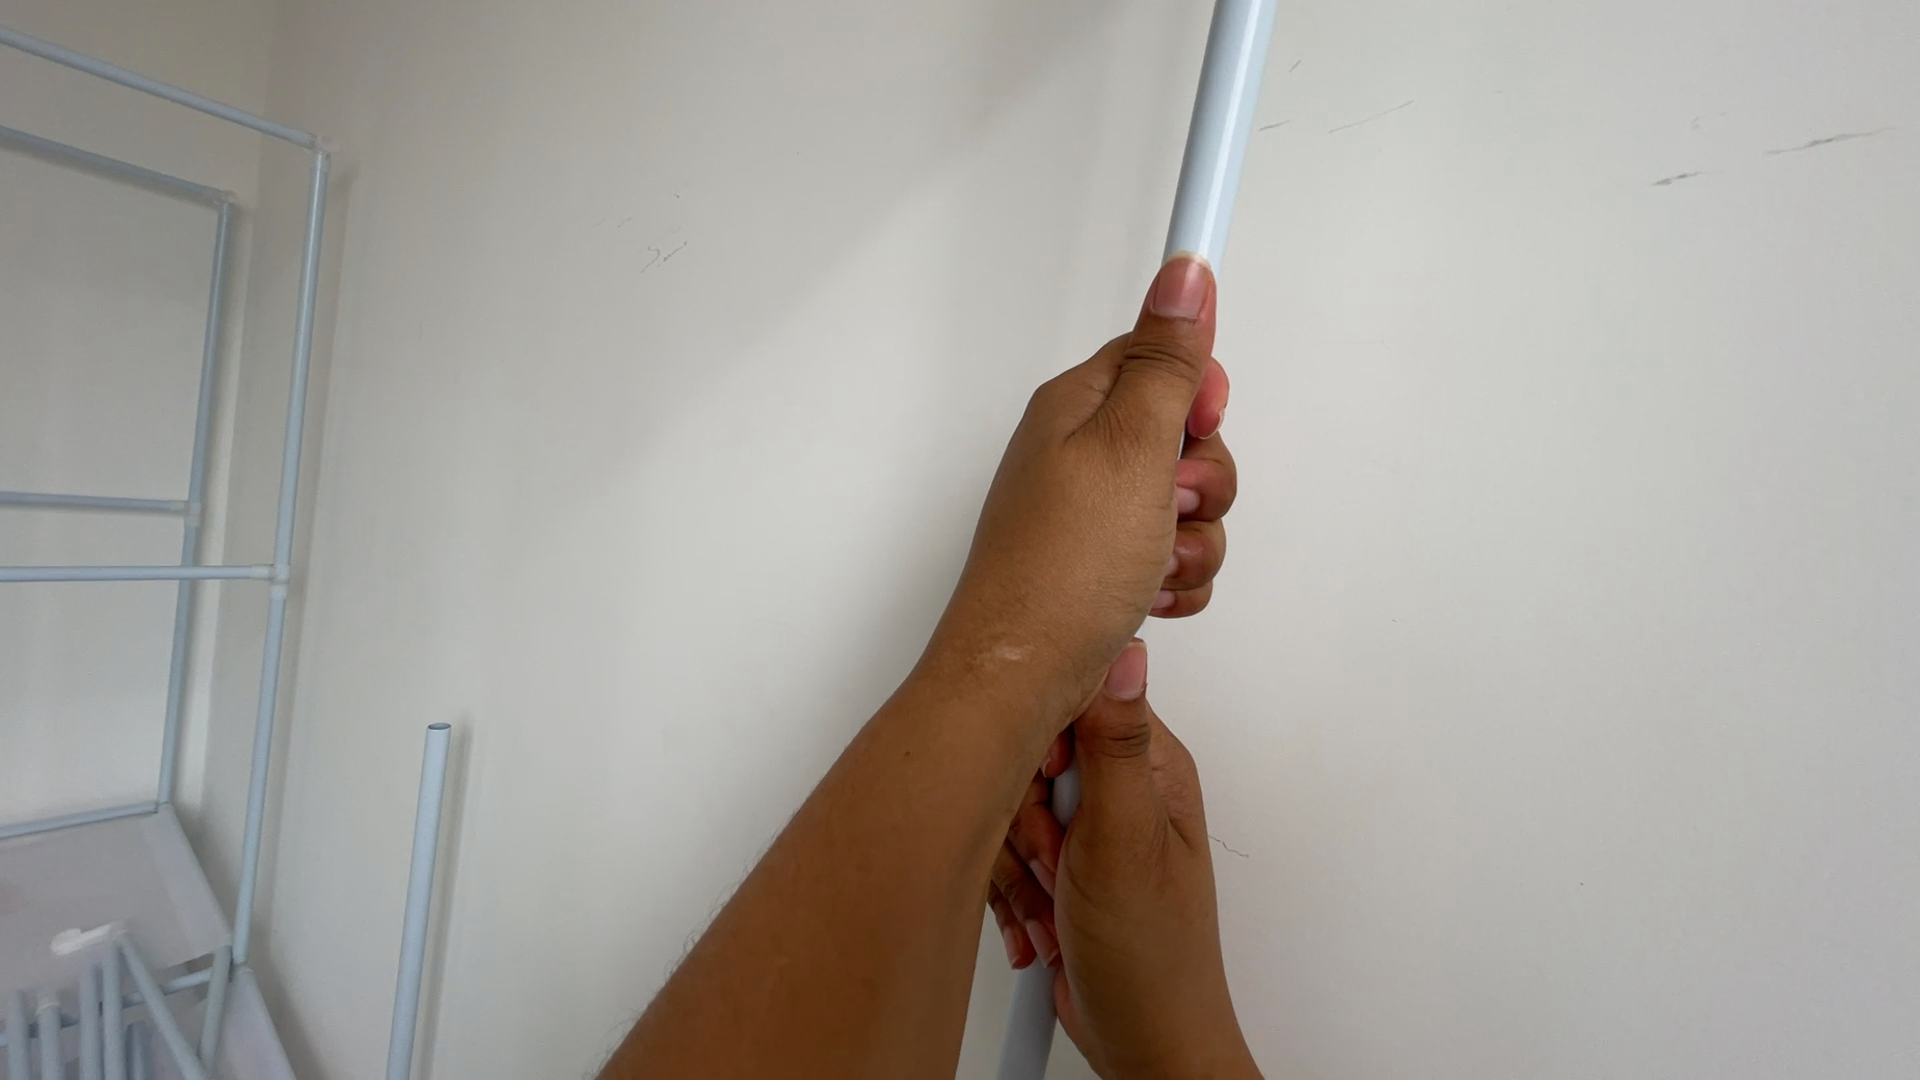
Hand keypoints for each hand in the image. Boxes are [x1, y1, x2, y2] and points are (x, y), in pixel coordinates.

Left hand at [913, 256, 1235, 729]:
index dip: (1195, 394)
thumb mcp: (1130, 446)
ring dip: (1189, 540)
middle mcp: (1080, 456)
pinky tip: (1147, 596)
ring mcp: (1092, 514)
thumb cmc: (1066, 563)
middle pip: (1182, 438)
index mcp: (1077, 409)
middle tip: (1169, 505)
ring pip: (1184, 504)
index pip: (1155, 360)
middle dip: (1202, 480)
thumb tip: (1186, 274)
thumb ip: (1167, 362)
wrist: (1025, 671)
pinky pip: (1169, 554)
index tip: (1196, 427)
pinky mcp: (1103, 563)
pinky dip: (1173, 578)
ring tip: (1151, 565)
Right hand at [994, 642, 1259, 1079]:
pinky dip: (1011, 885)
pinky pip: (1005, 843)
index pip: (1074, 698)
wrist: (1142, 1041)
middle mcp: (1117, 784)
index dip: (1041, 740)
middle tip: (1054, 854)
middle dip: (1025, 815)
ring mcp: (1085, 821)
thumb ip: (1116, 743)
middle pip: (1029, 751)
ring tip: (1053, 893)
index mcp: (1147, 762)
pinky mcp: (1059, 855)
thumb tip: (1122, 651)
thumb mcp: (1126, 840)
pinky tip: (1042, 914)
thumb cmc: (1153, 955)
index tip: (1045, 786)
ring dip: (1016, 859)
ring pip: (1008, 802)